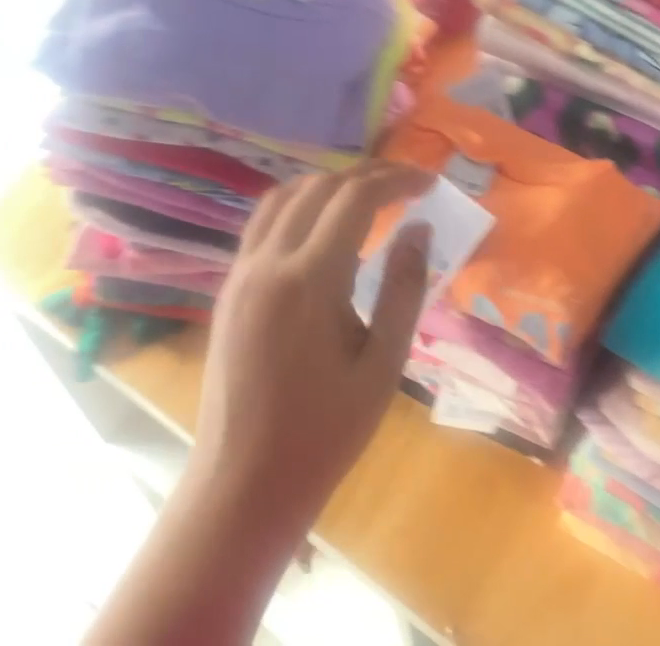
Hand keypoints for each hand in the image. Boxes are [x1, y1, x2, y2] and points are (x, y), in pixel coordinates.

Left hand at [85, 162, 434, 645]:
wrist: (243, 483)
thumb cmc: (325, 431)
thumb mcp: (383, 363)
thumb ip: (403, 288)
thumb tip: (420, 229)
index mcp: (308, 281)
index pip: (355, 198)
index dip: (397, 180)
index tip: (431, 182)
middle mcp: (266, 264)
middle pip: (319, 188)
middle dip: (368, 177)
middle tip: (409, 187)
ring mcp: (240, 275)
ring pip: (284, 198)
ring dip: (330, 186)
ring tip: (371, 198)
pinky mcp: (229, 291)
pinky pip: (263, 226)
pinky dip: (300, 208)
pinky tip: (326, 230)